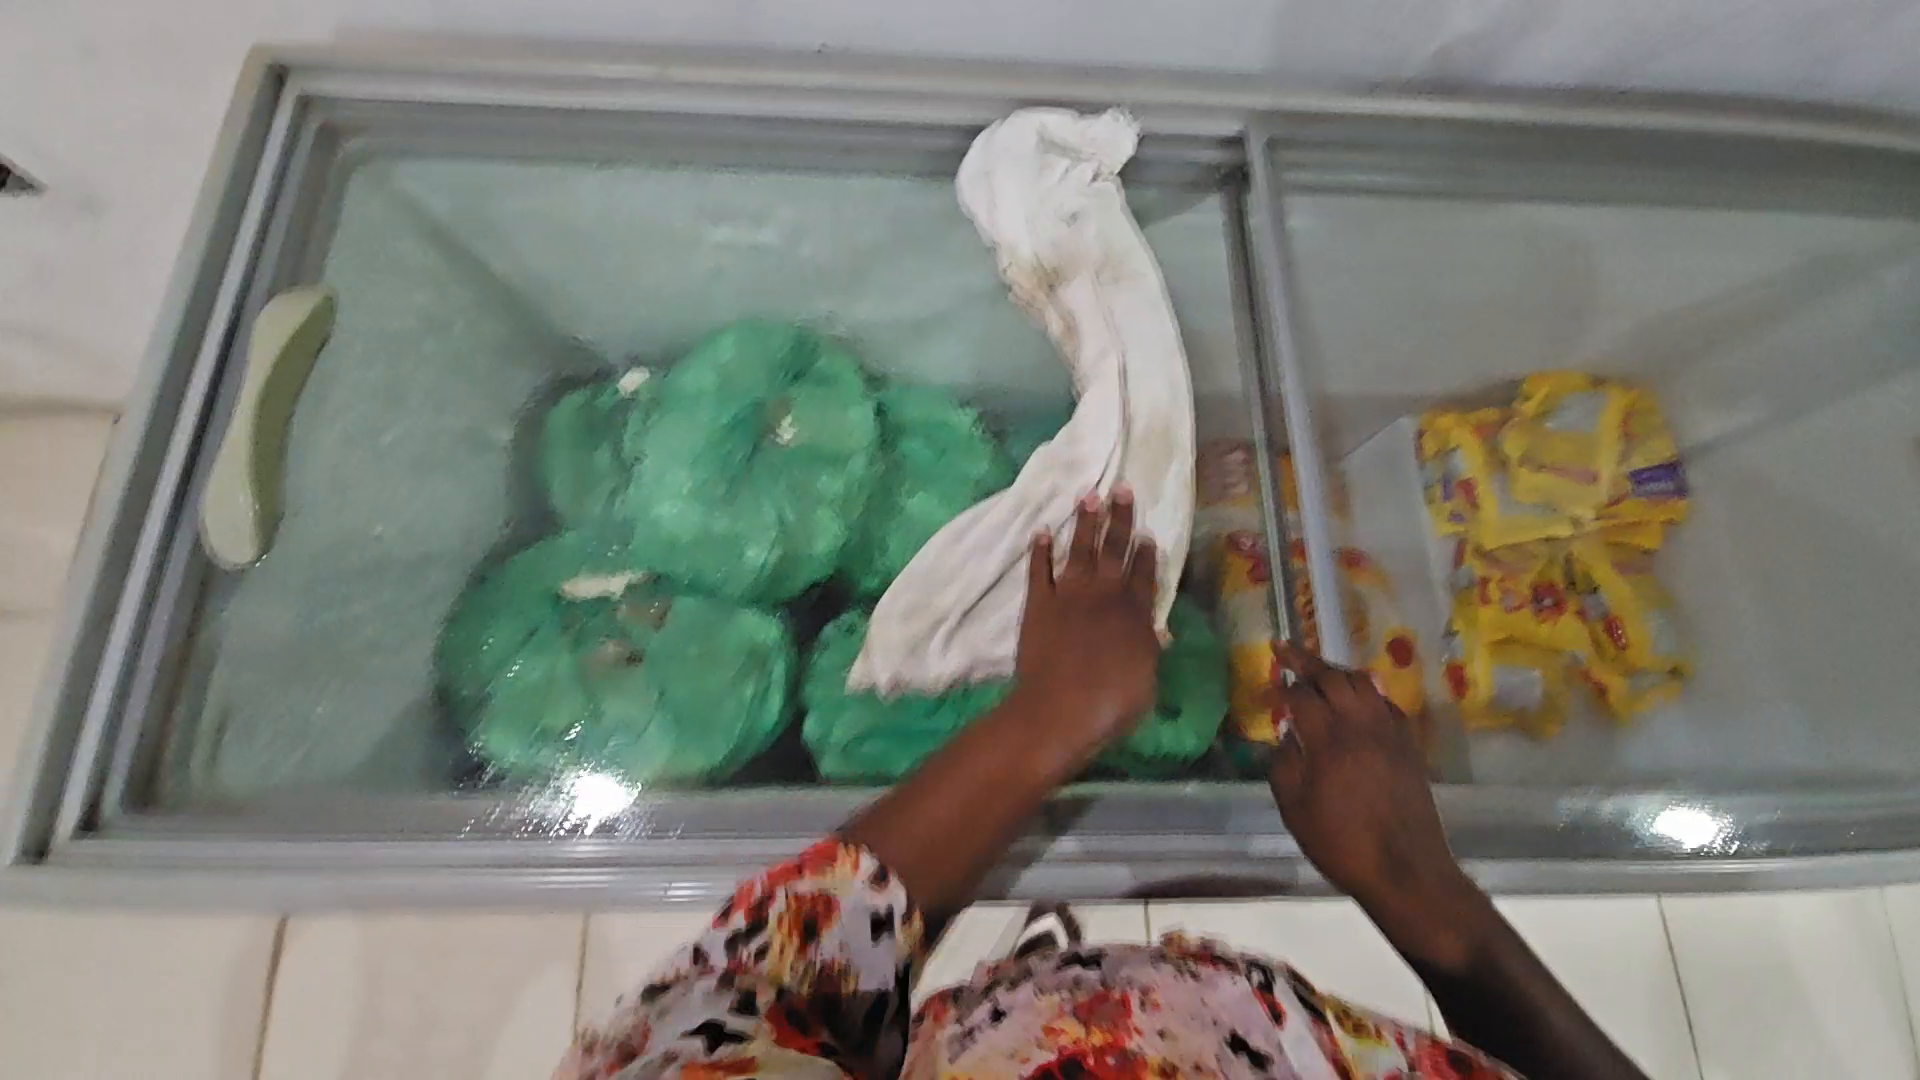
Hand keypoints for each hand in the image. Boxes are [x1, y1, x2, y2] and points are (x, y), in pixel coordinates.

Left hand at [1014, 489, 1160, 751]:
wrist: (1060, 709)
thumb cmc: (1111, 705)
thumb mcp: (1146, 682)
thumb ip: (1149, 651)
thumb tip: (1159, 633)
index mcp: (1135, 614)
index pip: (1144, 575)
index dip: (1146, 552)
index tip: (1146, 531)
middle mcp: (1104, 595)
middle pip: (1114, 550)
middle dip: (1120, 518)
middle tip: (1121, 488)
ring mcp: (1069, 596)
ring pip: (1080, 550)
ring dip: (1084, 523)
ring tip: (1088, 495)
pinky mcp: (1038, 603)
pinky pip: (1039, 570)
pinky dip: (1040, 550)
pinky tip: (1042, 531)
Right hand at [1268, 643, 1484, 961]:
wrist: (1406, 871)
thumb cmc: (1341, 842)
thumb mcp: (1294, 807)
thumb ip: (1283, 764)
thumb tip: (1285, 737)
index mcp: (1329, 739)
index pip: (1299, 695)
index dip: (1277, 687)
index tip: (1261, 690)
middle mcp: (1361, 725)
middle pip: (1332, 676)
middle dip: (1304, 659)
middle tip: (1283, 650)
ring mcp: (1390, 732)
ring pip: (1362, 682)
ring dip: (1336, 671)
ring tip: (1317, 670)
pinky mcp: (1408, 745)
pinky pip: (1385, 702)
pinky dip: (1364, 692)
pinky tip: (1354, 701)